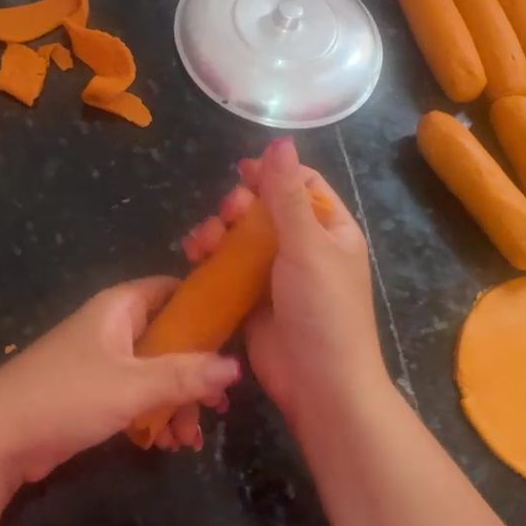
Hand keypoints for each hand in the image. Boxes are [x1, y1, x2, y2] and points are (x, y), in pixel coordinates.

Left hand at [0, 277, 240, 484]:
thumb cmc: (66, 395)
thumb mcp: (133, 385)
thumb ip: (185, 374)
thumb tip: (235, 366)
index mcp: (120, 306)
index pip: (174, 289)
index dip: (207, 306)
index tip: (238, 334)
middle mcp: (113, 326)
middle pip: (170, 337)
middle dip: (196, 372)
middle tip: (219, 407)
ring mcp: (103, 360)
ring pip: (157, 371)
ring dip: (178, 401)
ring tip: (191, 438)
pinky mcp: (94, 393)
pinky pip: (138, 395)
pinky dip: (156, 414)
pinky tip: (170, 444)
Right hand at [182, 138, 388, 422]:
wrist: (319, 385)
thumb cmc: (323, 310)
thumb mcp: (307, 246)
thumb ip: (288, 195)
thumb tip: (281, 141)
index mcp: (331, 230)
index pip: (303, 185)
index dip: (273, 173)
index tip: (243, 171)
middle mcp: (305, 248)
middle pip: (265, 208)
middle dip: (239, 205)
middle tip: (228, 214)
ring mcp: (277, 275)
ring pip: (240, 237)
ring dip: (218, 230)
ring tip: (204, 240)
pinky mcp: (252, 299)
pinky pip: (227, 267)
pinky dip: (209, 258)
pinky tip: (193, 256)